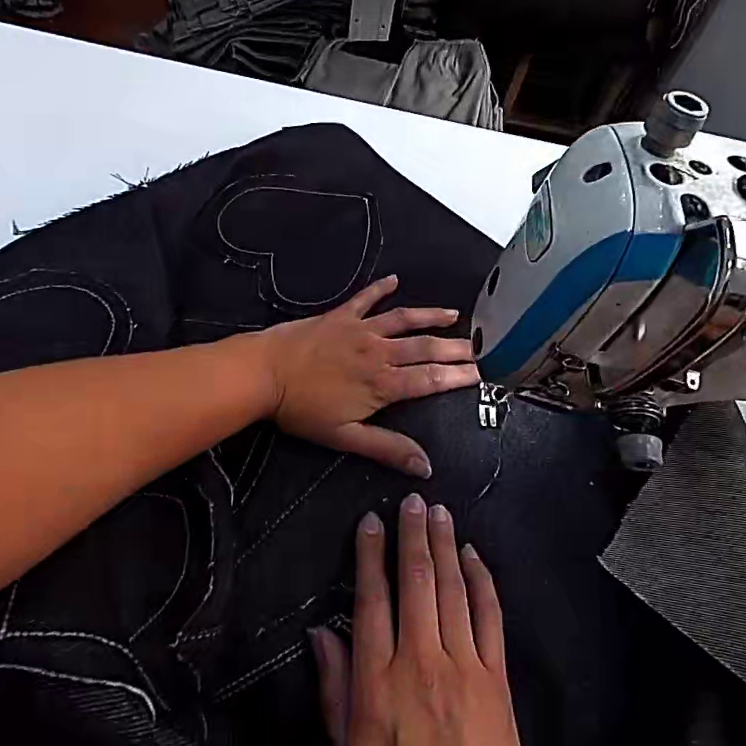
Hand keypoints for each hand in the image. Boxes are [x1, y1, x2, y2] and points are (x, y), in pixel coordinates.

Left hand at [258, 276, 478, 477]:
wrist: (264, 372)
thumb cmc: (303, 409)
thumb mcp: (345, 436)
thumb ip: (387, 448)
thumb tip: (424, 465)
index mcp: (383, 383)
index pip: (431, 379)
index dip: (458, 377)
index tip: (481, 374)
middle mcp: (380, 352)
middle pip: (426, 348)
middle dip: (456, 348)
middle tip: (479, 347)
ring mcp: (362, 329)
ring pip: (405, 320)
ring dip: (431, 316)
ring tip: (454, 315)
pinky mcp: (343, 315)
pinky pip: (367, 299)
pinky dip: (381, 289)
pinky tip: (395, 280)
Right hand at [310, 496, 519, 745]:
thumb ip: (335, 689)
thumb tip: (321, 634)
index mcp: (377, 683)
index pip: (371, 600)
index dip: (370, 555)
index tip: (371, 523)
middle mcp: (420, 663)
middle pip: (416, 582)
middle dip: (412, 535)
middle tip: (412, 501)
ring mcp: (462, 666)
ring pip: (453, 588)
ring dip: (445, 545)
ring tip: (439, 512)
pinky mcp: (496, 674)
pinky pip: (490, 613)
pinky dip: (482, 578)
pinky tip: (474, 554)